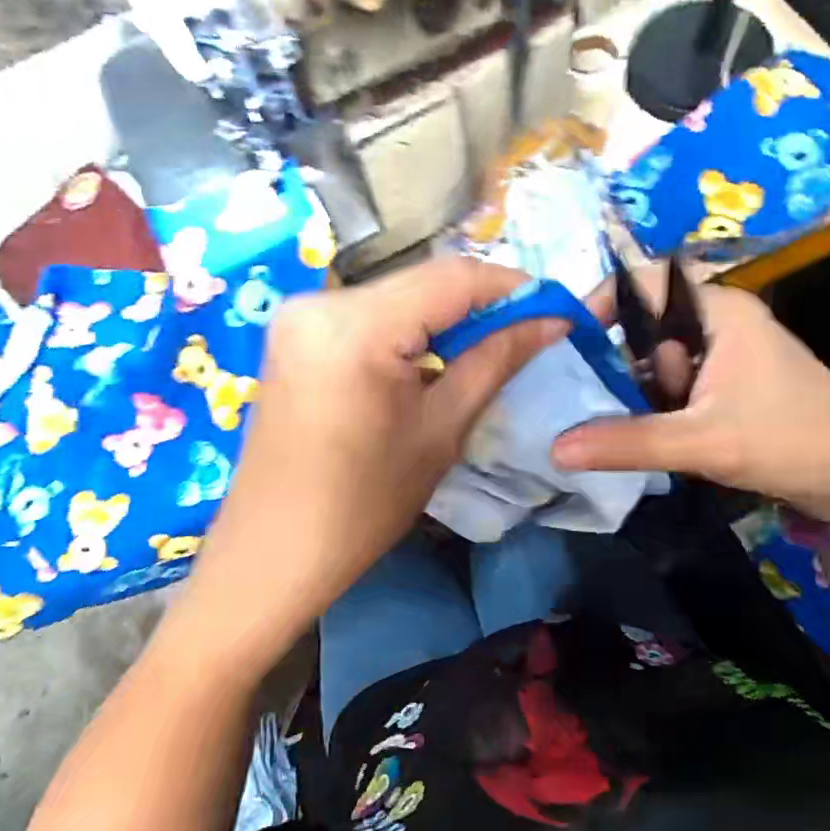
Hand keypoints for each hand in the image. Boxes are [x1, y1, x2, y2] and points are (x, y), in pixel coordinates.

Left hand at [178, 259, 562, 655]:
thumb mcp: (439, 432)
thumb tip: (551, 321)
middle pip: (421, 283)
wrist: (273, 552)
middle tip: (528, 333)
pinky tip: (431, 361)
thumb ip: (494, 362)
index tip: (556, 308)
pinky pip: (365, 317)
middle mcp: (318, 303)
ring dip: (444, 319)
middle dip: (480, 305)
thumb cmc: (362, 507)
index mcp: (353, 327)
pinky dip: (406, 332)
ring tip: (487, 350)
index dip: (513, 288)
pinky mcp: (292, 337)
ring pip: (395, 298)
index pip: (452, 278)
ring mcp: (298, 317)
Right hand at [552, 268, 829, 520]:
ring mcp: (719, 357)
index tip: (561, 342)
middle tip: (570, 398)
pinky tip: (623, 433)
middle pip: (641, 327)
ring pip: (652, 363)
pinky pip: (667, 388)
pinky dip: (645, 407)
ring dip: (626, 392)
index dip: (599, 302)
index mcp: (718, 311)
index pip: (643, 283)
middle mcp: (716, 323)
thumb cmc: (790, 440)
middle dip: (607, 362)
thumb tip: (554, 448)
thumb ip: (627, 443)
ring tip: (592, 422)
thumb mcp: (702, 442)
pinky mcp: (720, 388)